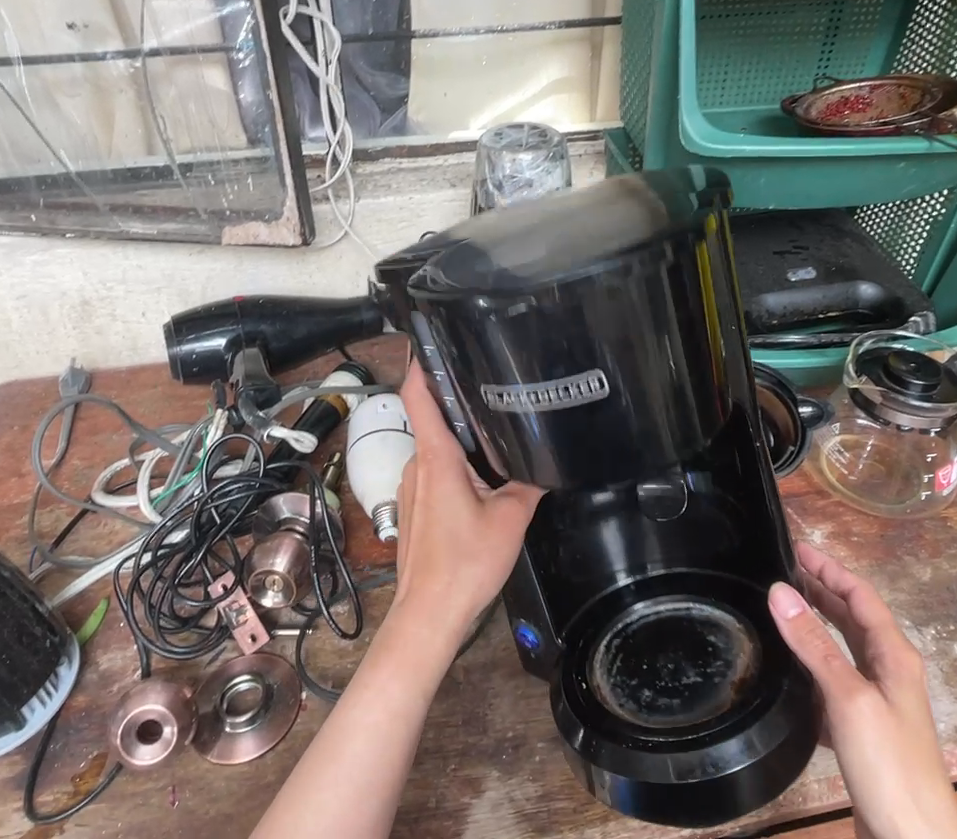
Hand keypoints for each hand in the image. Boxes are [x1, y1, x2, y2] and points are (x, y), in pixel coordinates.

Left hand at [390, 363, 543, 643]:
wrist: (429, 614)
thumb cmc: (465, 565)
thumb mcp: (511, 518)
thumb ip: (529, 483)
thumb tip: (546, 465)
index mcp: (436, 457)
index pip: (418, 396)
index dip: (423, 364)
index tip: (434, 341)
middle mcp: (416, 465)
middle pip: (433, 421)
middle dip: (462, 408)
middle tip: (494, 392)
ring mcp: (410, 487)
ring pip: (436, 451)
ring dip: (462, 445)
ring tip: (497, 440)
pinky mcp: (413, 508)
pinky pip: (433, 474)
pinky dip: (455, 470)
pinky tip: (482, 483)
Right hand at [769, 542, 956, 838]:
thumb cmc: (889, 764)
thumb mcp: (848, 698)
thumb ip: (814, 644)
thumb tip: (779, 590)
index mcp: (895, 656)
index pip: (861, 596)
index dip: (830, 569)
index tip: (795, 548)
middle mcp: (889, 672)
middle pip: (853, 618)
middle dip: (821, 590)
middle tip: (780, 570)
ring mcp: (877, 702)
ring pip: (842, 649)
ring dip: (815, 625)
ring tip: (778, 608)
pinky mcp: (862, 729)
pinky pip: (833, 682)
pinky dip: (811, 665)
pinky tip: (787, 669)